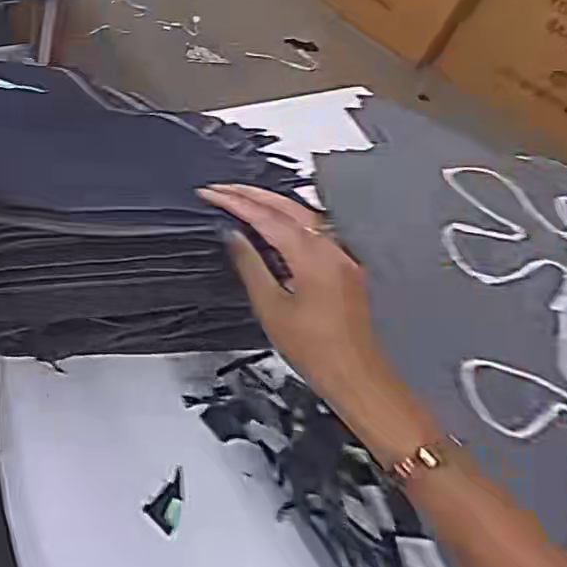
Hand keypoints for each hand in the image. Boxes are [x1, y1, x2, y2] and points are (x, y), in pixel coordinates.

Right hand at [198, 184, 435, 463]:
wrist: (357, 376)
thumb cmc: (314, 349)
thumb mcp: (270, 306)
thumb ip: (250, 263)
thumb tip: (233, 235)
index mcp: (313, 258)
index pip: (266, 217)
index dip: (234, 202)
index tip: (209, 194)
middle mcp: (332, 250)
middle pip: (287, 207)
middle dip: (250, 194)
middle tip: (218, 189)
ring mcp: (342, 257)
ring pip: (302, 214)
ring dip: (268, 202)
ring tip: (238, 198)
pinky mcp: (344, 267)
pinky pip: (312, 229)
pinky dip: (285, 218)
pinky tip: (269, 222)